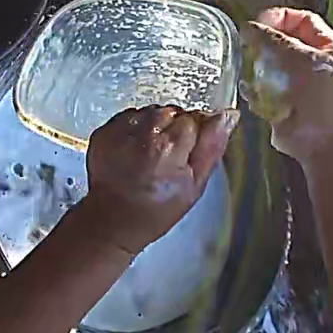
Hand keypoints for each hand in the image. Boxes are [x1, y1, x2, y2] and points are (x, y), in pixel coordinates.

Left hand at [72, 105, 236, 256]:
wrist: (113, 220)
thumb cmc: (156, 208)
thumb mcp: (194, 185)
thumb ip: (212, 146)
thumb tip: (228, 115)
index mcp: (169, 145)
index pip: (193, 118)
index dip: (193, 137)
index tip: (185, 155)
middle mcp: (142, 132)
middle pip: (171, 112)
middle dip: (173, 129)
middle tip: (168, 159)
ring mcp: (120, 130)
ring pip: (149, 112)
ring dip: (153, 127)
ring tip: (149, 157)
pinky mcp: (104, 131)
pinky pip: (128, 118)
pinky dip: (134, 130)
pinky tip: (133, 153)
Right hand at [244, 7, 332, 163]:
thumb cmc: (326, 99)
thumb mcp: (299, 59)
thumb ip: (272, 40)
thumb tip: (248, 27)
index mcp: (330, 49)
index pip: (303, 21)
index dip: (280, 18)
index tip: (256, 23)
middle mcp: (316, 68)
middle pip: (283, 47)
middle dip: (264, 48)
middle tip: (247, 50)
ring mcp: (300, 91)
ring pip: (269, 72)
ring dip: (259, 74)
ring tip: (252, 78)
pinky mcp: (285, 112)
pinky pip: (264, 97)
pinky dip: (258, 97)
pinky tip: (257, 100)